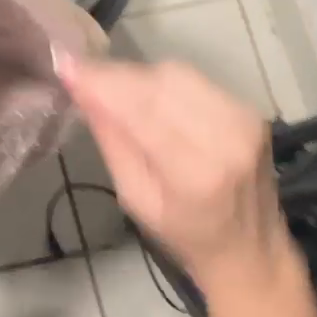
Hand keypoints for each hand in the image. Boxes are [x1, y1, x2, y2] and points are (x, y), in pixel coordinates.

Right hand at [57, 57, 296, 297]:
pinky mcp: (249, 109)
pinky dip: (160, 81)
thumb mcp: (134, 197)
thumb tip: (83, 93)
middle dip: (115, 76)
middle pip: (161, 83)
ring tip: (107, 85)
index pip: (141, 110)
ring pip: (178, 75)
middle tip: (80, 76)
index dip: (101, 84)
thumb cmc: (184, 235)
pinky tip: (141, 92)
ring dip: (136, 76)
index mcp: (196, 171)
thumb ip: (112, 141)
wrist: (250, 248)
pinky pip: (195, 80)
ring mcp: (244, 118)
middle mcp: (226, 136)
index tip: (66, 68)